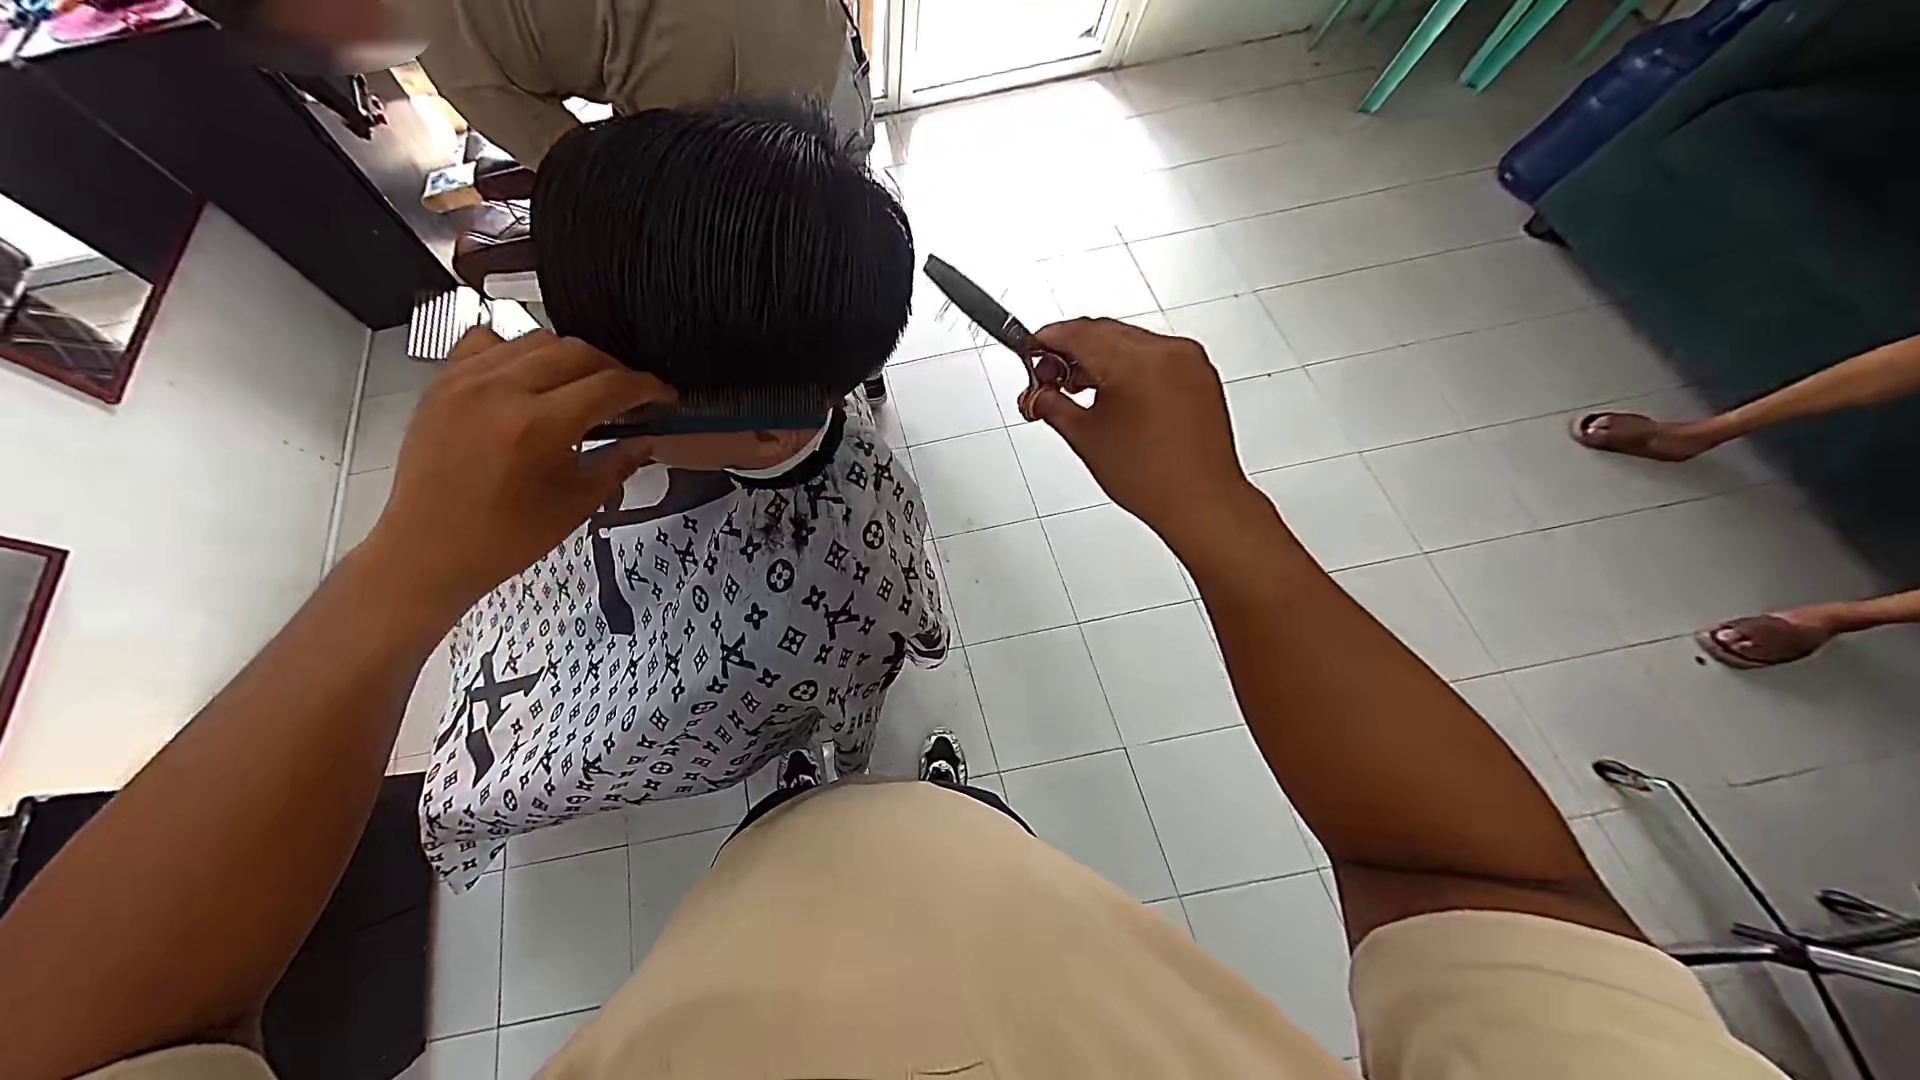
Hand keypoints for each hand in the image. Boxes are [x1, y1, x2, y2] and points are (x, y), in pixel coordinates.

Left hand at [357, 328, 672, 618]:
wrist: (430, 549)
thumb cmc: (500, 536)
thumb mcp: (579, 502)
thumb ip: (619, 462)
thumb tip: (646, 441)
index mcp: (538, 425)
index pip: (611, 385)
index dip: (648, 387)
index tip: (662, 396)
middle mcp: (499, 392)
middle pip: (579, 352)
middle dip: (616, 370)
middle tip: (632, 394)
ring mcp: (466, 381)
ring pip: (539, 340)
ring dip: (573, 358)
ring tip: (586, 386)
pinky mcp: (443, 383)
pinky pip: (489, 343)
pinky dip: (520, 352)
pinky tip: (532, 379)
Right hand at [1024, 318, 1264, 550]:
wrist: (1201, 502)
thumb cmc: (1155, 479)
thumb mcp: (1086, 438)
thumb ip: (1053, 406)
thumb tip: (1038, 395)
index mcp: (1136, 362)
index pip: (1078, 332)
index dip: (1047, 340)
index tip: (1032, 352)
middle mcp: (1167, 352)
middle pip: (1102, 332)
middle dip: (1070, 353)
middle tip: (1047, 380)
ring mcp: (1187, 360)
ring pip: (1128, 342)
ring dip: (1098, 359)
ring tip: (1077, 391)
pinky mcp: (1199, 373)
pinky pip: (1154, 356)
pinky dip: (1127, 367)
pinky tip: (1111, 393)